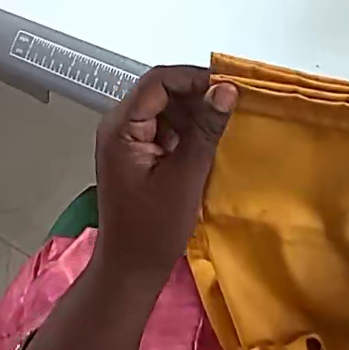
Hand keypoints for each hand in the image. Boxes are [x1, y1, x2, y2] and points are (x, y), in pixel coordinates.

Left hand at [93, 67, 237, 281]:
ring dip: (192, 111)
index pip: (157, 82)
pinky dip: (185, 128)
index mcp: (121, 126)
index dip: (193, 78)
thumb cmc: (153, 229)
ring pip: (163, 106)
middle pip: (159, 90)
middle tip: (231, 102)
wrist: (130, 271)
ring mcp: (125, 137)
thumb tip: (226, 89)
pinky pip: (162, 125)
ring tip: (223, 121)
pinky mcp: (135, 151)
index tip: (227, 85)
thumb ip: (205, 129)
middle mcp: (118, 124)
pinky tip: (207, 139)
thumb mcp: (186, 176)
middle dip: (195, 94)